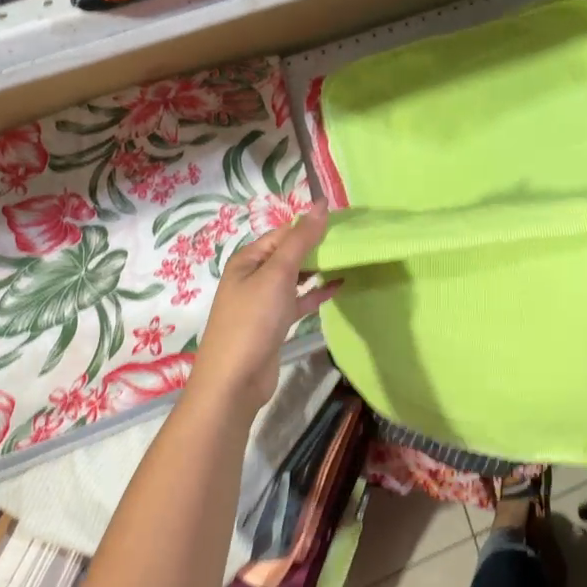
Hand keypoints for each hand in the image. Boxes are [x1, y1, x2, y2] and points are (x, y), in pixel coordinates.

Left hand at [185, 208, 338, 412]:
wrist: (234, 381)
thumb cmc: (253, 320)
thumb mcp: (278, 274)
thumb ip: (301, 239)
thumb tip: (321, 204)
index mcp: (249, 259)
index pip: (285, 232)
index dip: (312, 225)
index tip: (345, 223)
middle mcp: (253, 276)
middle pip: (290, 253)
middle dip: (318, 246)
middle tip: (352, 241)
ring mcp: (263, 301)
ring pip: (296, 277)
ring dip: (319, 269)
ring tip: (350, 260)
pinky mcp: (274, 323)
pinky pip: (299, 300)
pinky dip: (316, 293)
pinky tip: (339, 286)